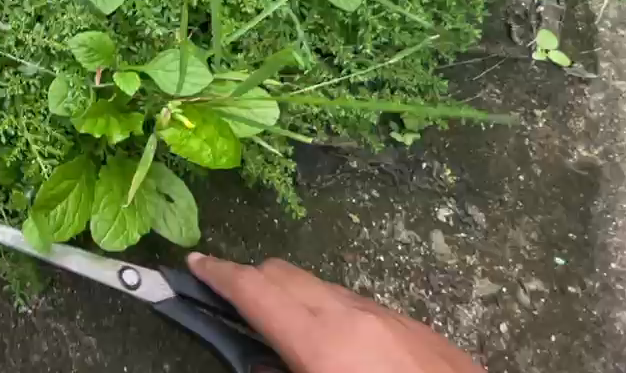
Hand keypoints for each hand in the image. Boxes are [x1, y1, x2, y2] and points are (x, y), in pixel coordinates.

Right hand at [188, 254, 483, 372]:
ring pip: (325, 288)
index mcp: (321, 342)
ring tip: (299, 337)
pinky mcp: (432, 335)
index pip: (251, 288)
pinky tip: (357, 356)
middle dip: (253, 281)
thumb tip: (258, 363)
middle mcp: (353, 317)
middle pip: (283, 273)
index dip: (216, 273)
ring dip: (299, 300)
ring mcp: (395, 321)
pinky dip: (343, 318)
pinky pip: (368, 309)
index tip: (193, 263)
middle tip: (238, 307)